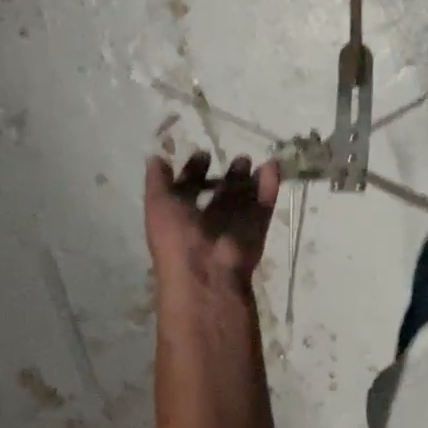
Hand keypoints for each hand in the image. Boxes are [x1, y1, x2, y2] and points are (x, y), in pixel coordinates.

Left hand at [144, 152, 281, 301]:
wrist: (207, 273)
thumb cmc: (176, 237)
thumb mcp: (158, 204)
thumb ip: (158, 180)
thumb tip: (155, 157)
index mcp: (179, 218)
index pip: (187, 190)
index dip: (194, 172)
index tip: (204, 154)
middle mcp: (207, 223)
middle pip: (221, 195)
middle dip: (228, 175)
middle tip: (240, 158)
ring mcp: (234, 227)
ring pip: (244, 199)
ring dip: (249, 180)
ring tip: (254, 161)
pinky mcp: (256, 230)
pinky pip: (264, 205)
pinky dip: (269, 186)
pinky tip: (272, 166)